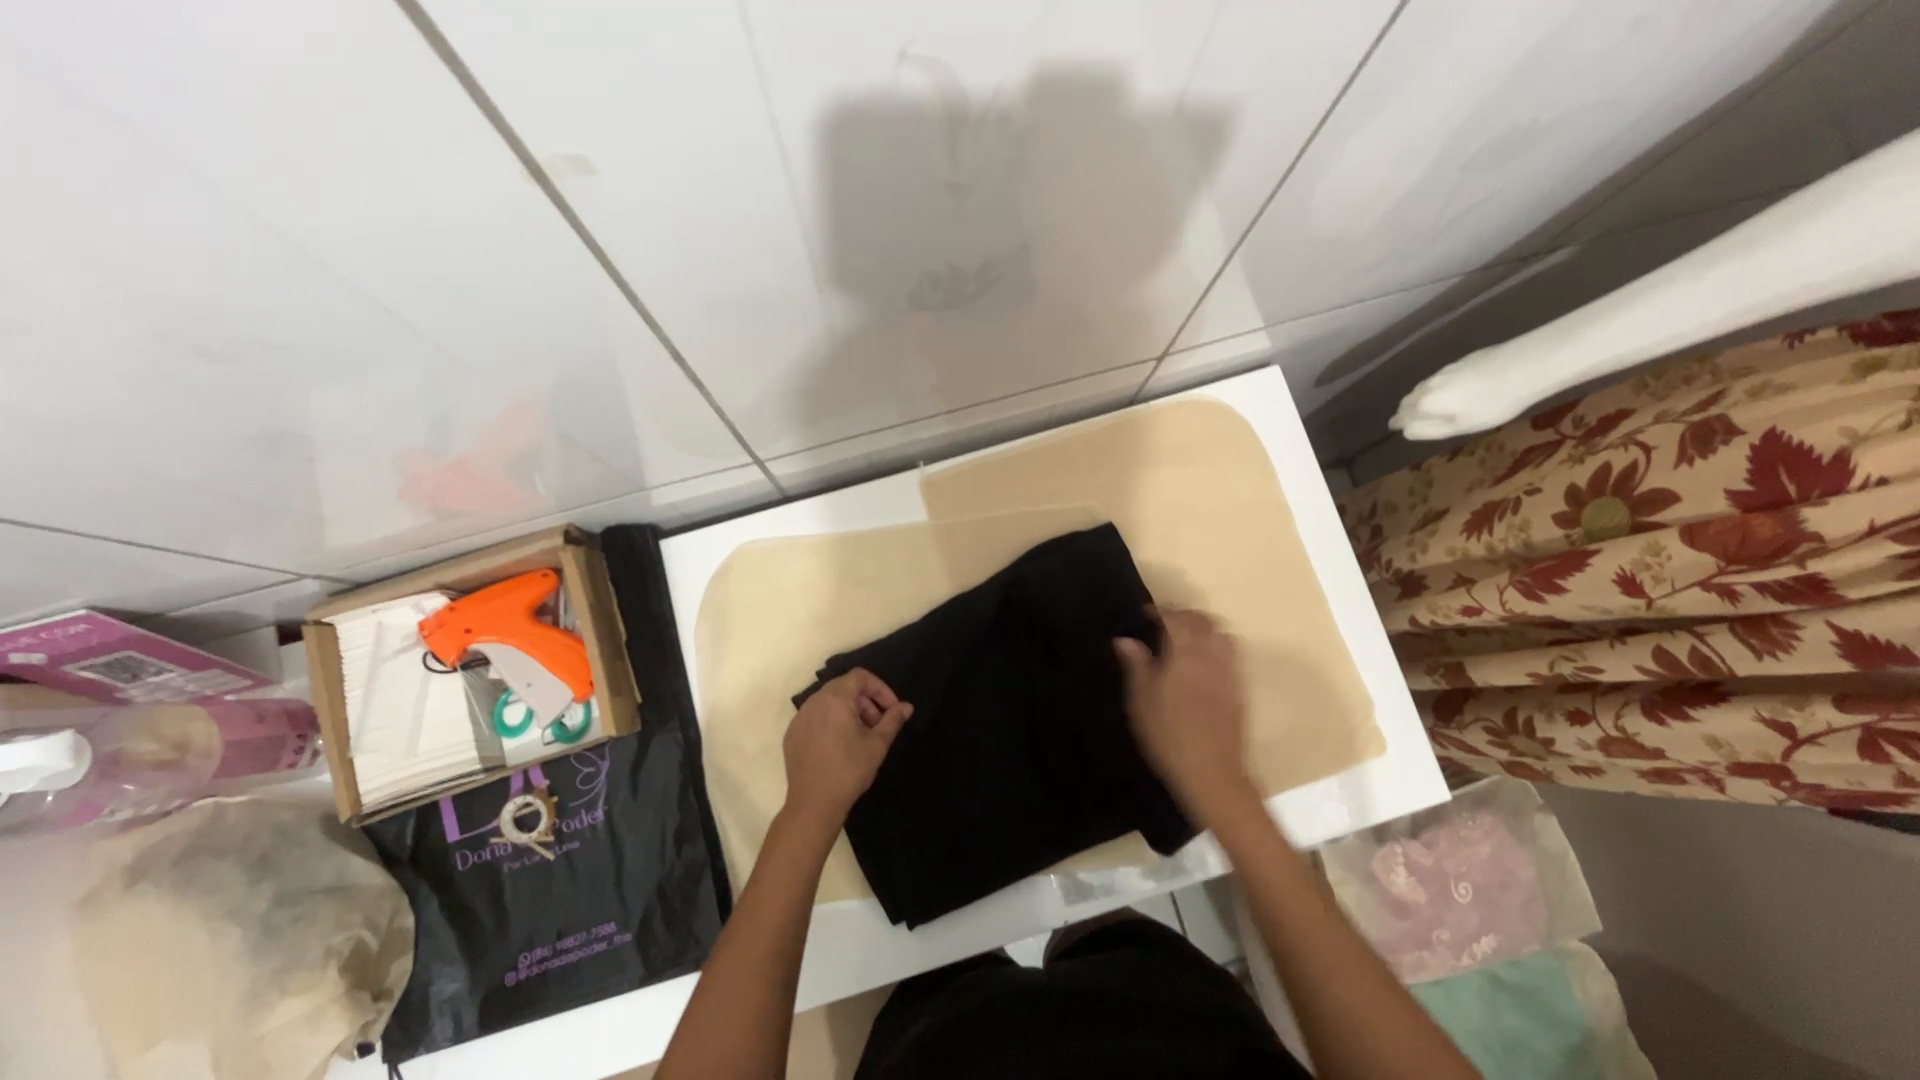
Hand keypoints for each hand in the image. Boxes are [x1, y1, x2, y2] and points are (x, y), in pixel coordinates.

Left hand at [782, 669, 912, 829]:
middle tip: (878, 724)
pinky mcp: (792, 734)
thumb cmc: (850, 770)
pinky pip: (815, 718)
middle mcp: (813, 702)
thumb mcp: (877, 744)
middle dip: (866, 701)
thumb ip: (893, 720)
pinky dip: (831, 722)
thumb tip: (907, 706)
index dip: (880, 688)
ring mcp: (799, 718)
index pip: (860, 677)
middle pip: (844, 688)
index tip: (891, 709)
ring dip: (849, 711)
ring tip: (861, 736)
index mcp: (835, 699)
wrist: (813, 803)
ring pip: (828, 702)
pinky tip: (839, 746)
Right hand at [1115, 608, 1259, 825]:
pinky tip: (1203, 662)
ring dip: (1204, 628)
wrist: (1212, 772)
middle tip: (1165, 622)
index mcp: (1185, 653)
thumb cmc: (1168, 736)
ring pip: (1222, 634)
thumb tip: (1125, 639)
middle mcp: (1212, 655)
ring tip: (1187, 638)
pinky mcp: (1240, 689)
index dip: (1160, 611)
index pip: (1175, 618)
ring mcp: (1230, 671)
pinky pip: (1231, 653)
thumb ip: (1136, 665)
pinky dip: (1216, 646)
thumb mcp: (1141, 701)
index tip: (1146, 612)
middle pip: (1203, 621)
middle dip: (1184, 615)